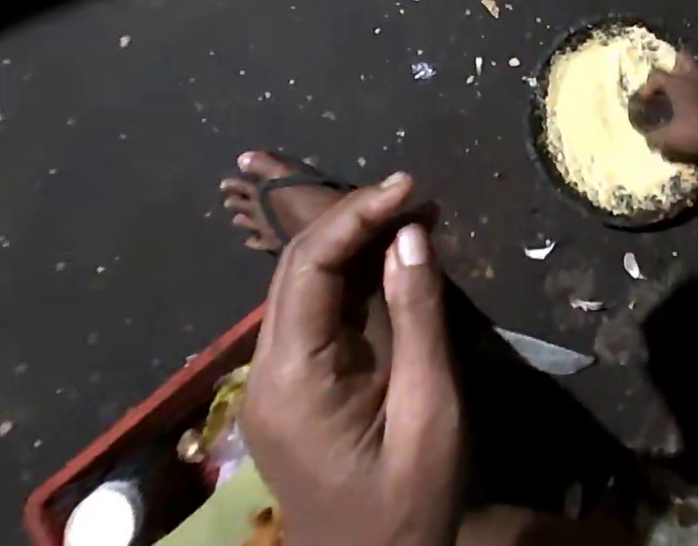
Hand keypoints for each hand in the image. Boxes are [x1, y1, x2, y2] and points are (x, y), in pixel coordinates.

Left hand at [241, 173, 462, 545]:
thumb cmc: (407, 511)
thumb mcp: (430, 417)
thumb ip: (417, 320)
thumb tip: (409, 234)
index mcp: (293, 377)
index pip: (310, 265)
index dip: (355, 215)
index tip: (404, 186)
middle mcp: (267, 366)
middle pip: (300, 265)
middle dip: (354, 220)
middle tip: (411, 196)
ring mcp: (271, 375)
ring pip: (305, 281)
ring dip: (355, 242)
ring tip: (409, 215)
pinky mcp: (288, 381)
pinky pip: (315, 309)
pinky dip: (352, 276)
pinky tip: (388, 257)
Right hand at [633, 51, 697, 159]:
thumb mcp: (672, 138)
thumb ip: (656, 137)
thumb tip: (647, 138)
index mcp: (677, 84)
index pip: (657, 77)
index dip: (648, 86)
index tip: (645, 99)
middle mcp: (696, 78)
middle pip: (684, 59)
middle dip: (676, 64)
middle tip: (673, 76)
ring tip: (695, 90)